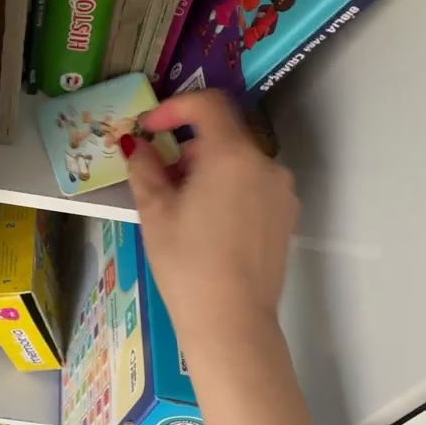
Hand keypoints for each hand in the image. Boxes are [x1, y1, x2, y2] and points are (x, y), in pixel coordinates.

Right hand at [120, 91, 298, 348]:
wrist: (231, 320)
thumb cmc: (186, 263)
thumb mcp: (155, 212)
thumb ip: (145, 168)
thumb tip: (138, 146)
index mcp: (231, 155)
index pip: (208, 104)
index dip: (174, 107)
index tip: (150, 128)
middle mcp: (264, 163)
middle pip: (224, 134)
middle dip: (188, 145)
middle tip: (160, 176)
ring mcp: (281, 190)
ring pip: (239, 161)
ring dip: (208, 168)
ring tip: (181, 205)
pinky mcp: (286, 215)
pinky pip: (254, 185)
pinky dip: (228, 187)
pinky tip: (208, 224)